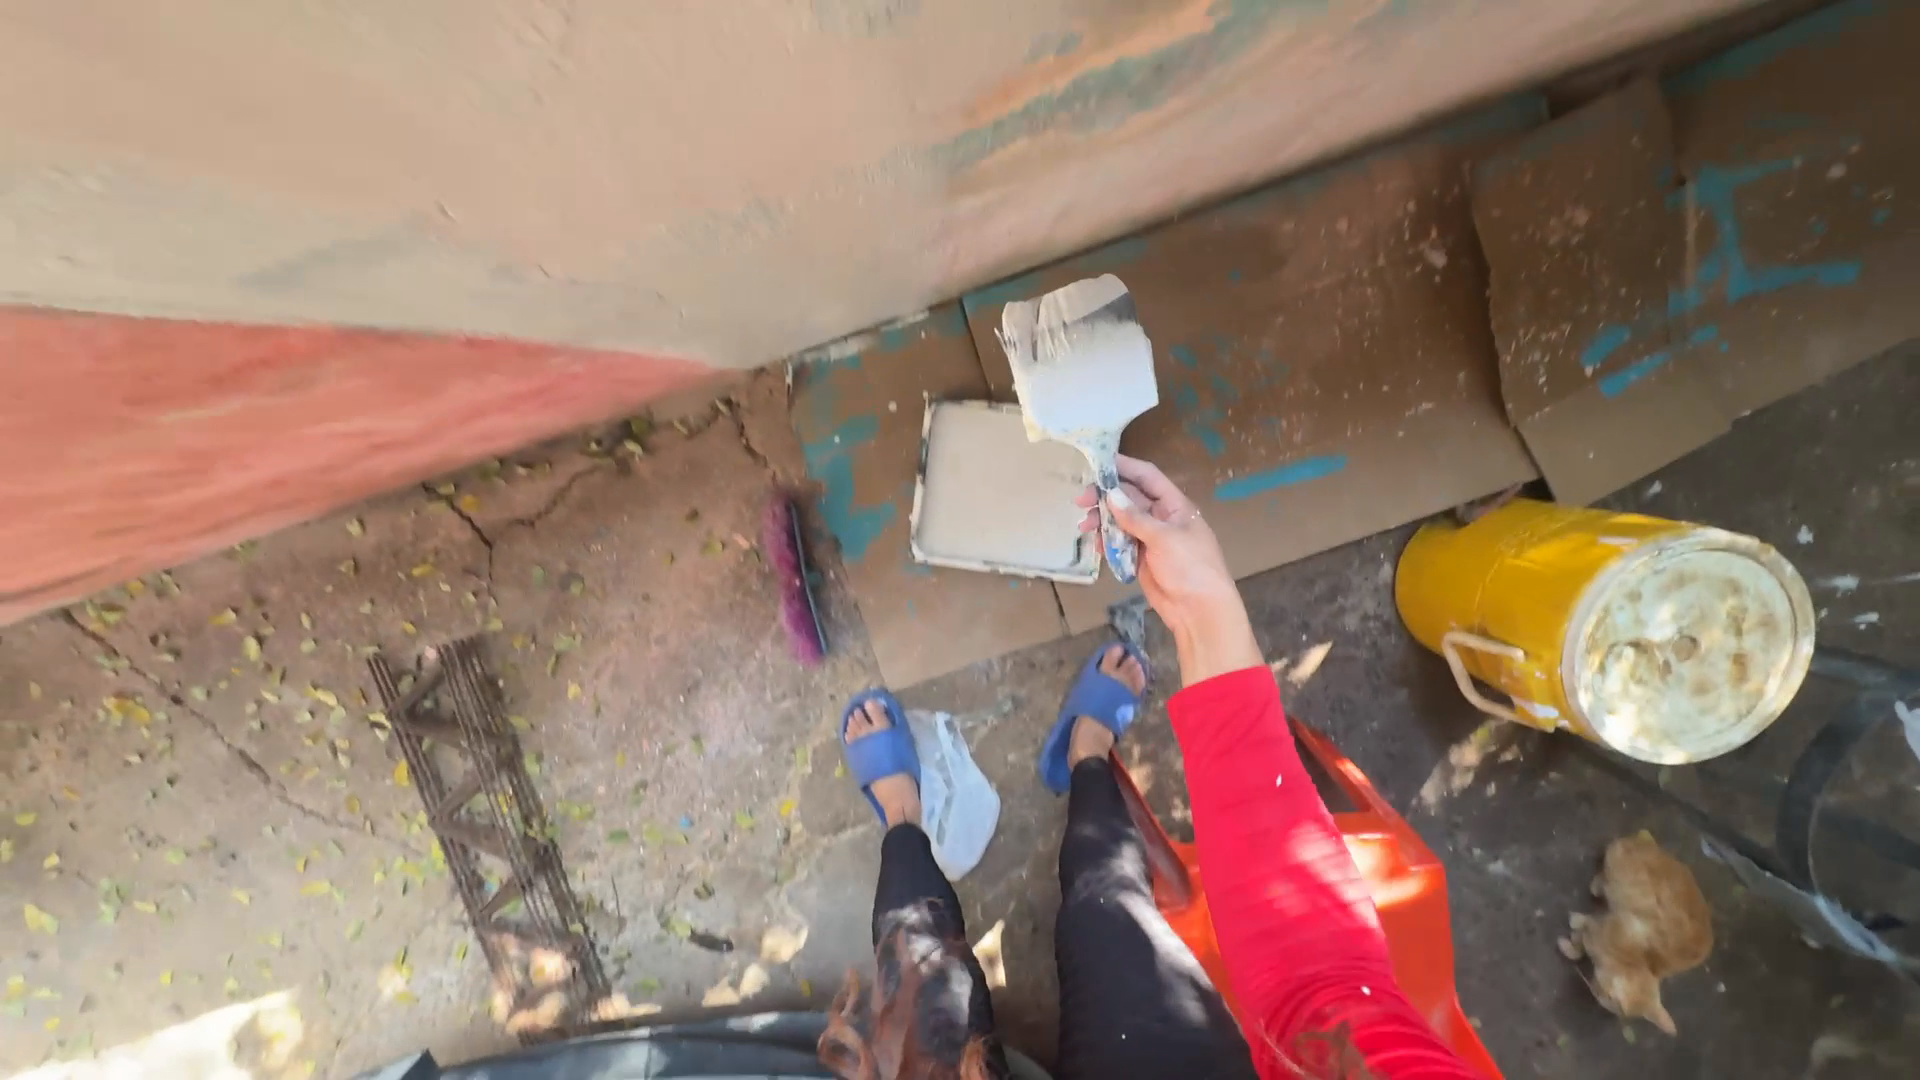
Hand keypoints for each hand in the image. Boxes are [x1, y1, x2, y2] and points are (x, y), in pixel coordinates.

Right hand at [1077, 455, 1262, 684]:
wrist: (1199, 610)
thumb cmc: (1190, 567)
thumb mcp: (1164, 538)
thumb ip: (1135, 517)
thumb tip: (1110, 495)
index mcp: (1174, 505)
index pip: (1147, 477)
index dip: (1124, 466)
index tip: (1097, 462)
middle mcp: (1161, 517)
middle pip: (1129, 498)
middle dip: (1105, 497)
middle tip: (1081, 501)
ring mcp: (1150, 538)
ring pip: (1121, 520)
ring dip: (1102, 520)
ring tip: (1084, 526)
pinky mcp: (1141, 558)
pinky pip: (1119, 542)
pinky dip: (1106, 541)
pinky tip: (1095, 544)